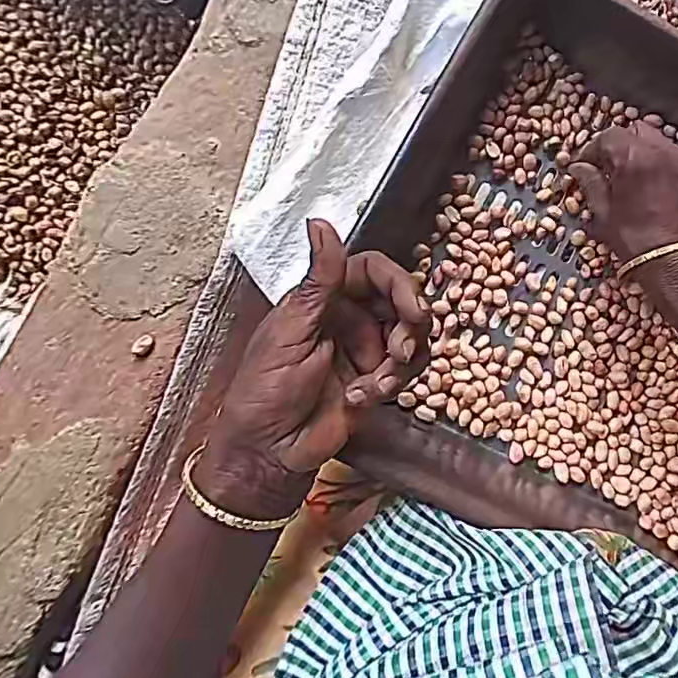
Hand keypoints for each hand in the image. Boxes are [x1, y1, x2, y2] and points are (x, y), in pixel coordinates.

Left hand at [199, 219, 429, 517]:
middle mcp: (351, 317)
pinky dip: (396, 381)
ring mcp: (367, 348)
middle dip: (410, 324)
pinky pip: (409, 368)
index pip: (375, 271)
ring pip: (412, 334)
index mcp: (325, 298)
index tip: (413, 309)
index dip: (400, 284)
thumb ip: (318, 279)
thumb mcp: (290, 331)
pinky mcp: (379, 377)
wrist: (268, 455)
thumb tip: (320, 223)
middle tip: (401, 350)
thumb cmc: (264, 391)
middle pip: (402, 301)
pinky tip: (367, 395)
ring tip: (377, 381)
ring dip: (402, 358)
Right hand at [567, 124, 677, 261]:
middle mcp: (659, 150)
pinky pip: (668, 153)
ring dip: (636, 150)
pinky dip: (654, 159)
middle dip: (616, 145)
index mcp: (633, 157)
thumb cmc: (636, 240)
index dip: (591, 149)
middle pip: (632, 131)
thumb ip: (591, 183)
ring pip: (653, 139)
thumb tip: (581, 168)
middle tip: (602, 166)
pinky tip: (644, 181)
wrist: (676, 261)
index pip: (607, 137)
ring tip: (624, 174)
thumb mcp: (604, 212)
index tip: (582, 165)